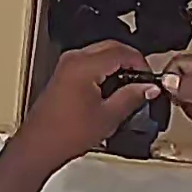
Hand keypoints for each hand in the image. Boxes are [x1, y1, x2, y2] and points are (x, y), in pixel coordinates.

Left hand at [6, 41, 159, 177]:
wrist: (41, 144)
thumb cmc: (66, 133)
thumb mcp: (109, 116)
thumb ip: (131, 97)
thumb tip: (147, 87)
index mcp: (84, 65)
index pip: (120, 51)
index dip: (140, 62)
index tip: (150, 77)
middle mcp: (73, 59)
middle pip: (110, 47)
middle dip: (130, 60)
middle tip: (144, 80)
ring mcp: (66, 65)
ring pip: (99, 53)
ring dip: (117, 64)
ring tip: (131, 86)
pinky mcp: (64, 73)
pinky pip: (89, 61)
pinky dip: (104, 69)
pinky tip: (112, 89)